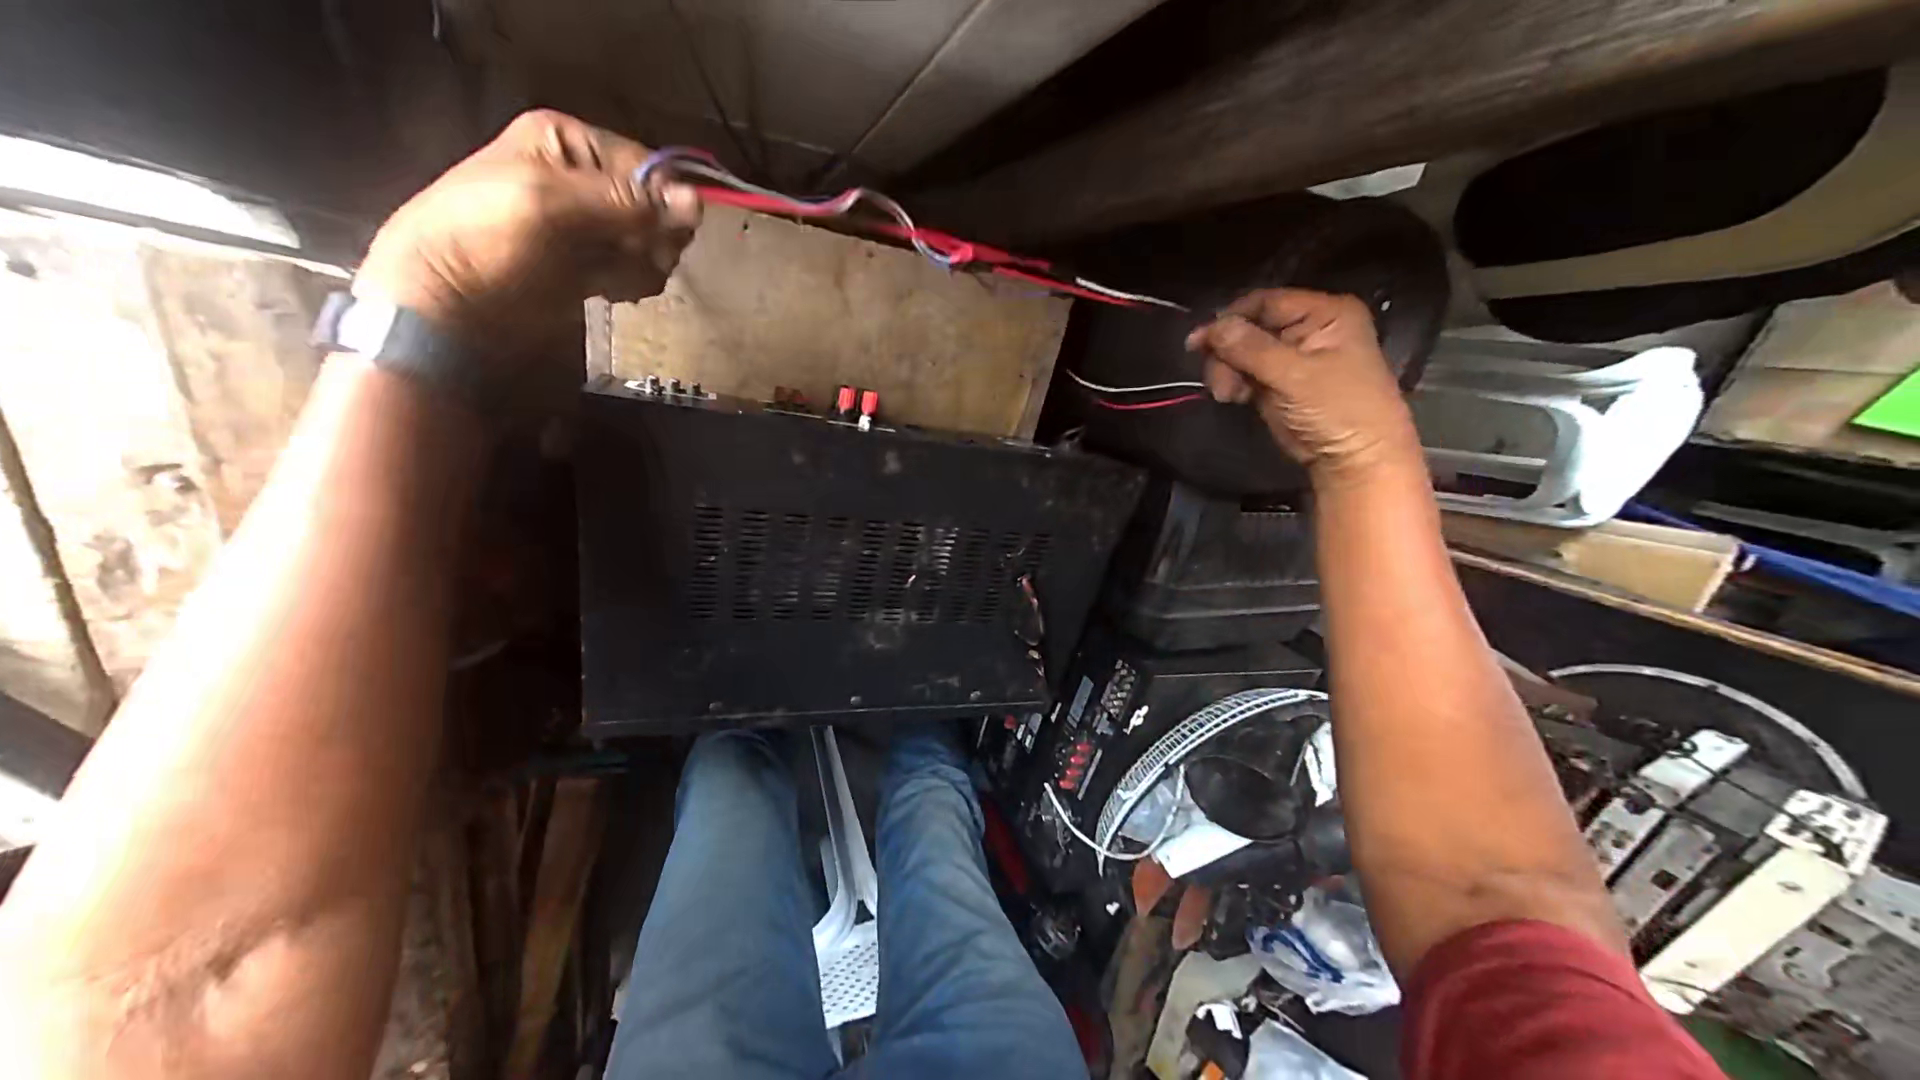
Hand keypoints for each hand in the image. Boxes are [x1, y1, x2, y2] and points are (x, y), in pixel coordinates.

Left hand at [355, 109, 700, 358]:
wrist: (452, 302)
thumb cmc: (489, 239)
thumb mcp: (552, 204)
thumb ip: (626, 202)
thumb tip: (698, 203)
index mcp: (570, 143)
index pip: (650, 167)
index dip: (662, 203)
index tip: (653, 234)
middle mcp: (587, 179)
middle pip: (659, 208)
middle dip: (653, 237)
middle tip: (626, 254)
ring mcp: (592, 224)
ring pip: (655, 243)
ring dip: (642, 265)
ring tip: (608, 277)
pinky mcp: (595, 263)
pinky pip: (640, 269)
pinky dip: (631, 282)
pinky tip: (606, 289)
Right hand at [1186, 288, 1422, 485]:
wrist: (1354, 460)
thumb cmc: (1337, 410)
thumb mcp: (1294, 375)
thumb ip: (1250, 348)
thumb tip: (1211, 327)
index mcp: (1325, 313)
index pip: (1266, 302)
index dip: (1231, 318)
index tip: (1198, 342)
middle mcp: (1308, 329)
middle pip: (1250, 328)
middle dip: (1227, 352)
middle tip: (1217, 379)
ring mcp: (1292, 357)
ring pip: (1242, 352)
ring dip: (1226, 371)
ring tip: (1227, 395)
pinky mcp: (1279, 383)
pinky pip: (1245, 373)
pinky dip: (1234, 384)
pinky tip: (1233, 398)